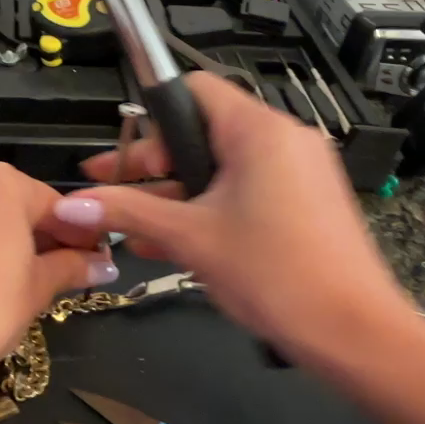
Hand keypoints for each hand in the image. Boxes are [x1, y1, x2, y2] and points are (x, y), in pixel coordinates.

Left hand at [0, 163, 116, 392]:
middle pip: (21, 206)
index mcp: (4, 183)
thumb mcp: (37, 289)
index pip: (60, 206)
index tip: (98, 265)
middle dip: (46, 238)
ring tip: (30, 285)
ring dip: (13, 243)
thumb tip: (104, 264)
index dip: (83, 238)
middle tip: (69, 278)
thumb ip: (72, 267)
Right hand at [54, 73, 411, 354]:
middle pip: (203, 131)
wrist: (353, 333)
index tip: (125, 158)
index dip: (150, 119)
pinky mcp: (304, 203)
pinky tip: (170, 244)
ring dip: (175, 195)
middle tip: (114, 194)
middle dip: (154, 165)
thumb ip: (127, 212)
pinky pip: (244, 192)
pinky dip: (209, 209)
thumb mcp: (189, 238)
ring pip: (221, 168)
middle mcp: (283, 140)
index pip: (192, 90)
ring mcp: (298, 172)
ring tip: (133, 229)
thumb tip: (71, 205)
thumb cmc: (274, 275)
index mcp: (258, 131)